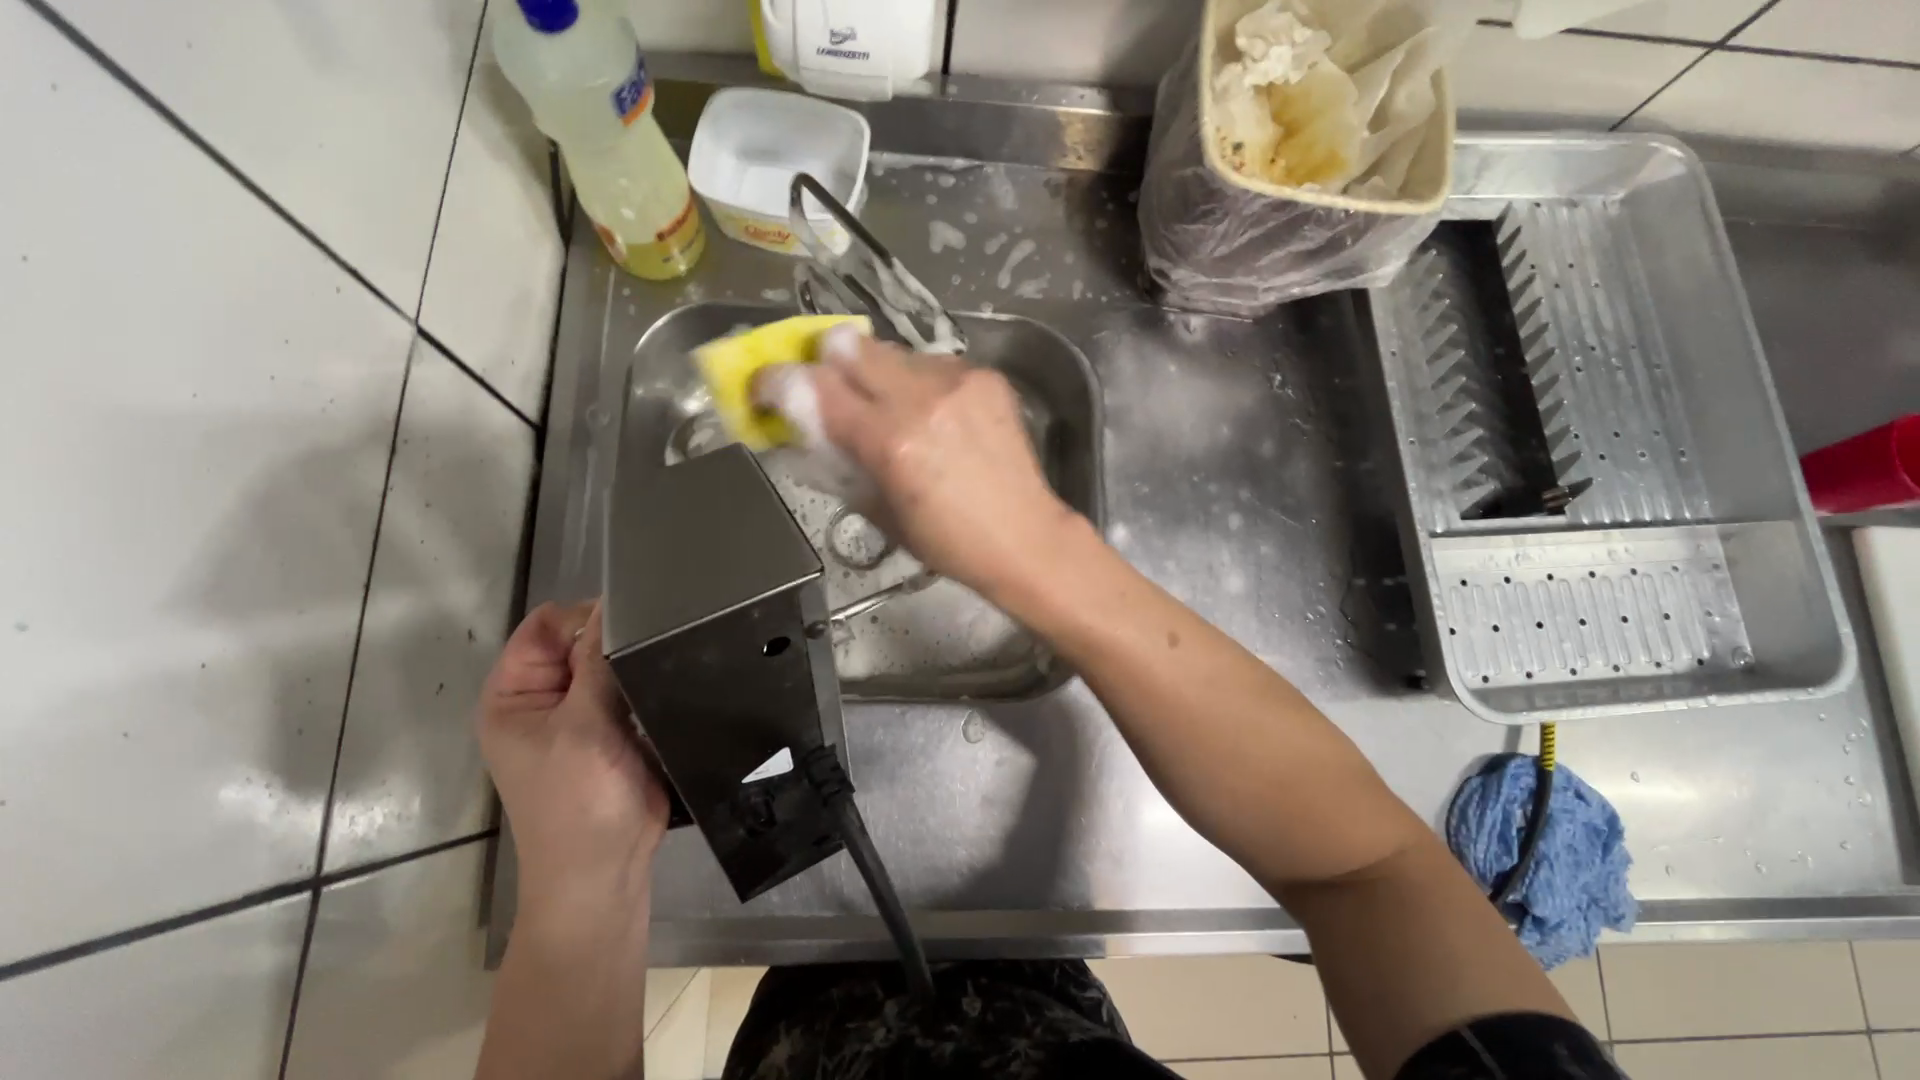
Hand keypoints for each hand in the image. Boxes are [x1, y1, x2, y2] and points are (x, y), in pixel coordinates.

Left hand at [478, 601, 670, 916]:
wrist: (605, 870)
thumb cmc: (577, 801)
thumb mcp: (581, 726)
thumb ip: (596, 663)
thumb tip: (612, 607)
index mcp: (512, 696)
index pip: (543, 628)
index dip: (582, 616)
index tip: (630, 615)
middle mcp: (543, 700)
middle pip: (579, 643)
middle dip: (613, 638)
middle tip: (657, 635)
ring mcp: (581, 718)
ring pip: (610, 666)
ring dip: (633, 662)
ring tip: (669, 656)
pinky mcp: (617, 733)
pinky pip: (632, 692)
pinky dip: (648, 684)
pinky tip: (675, 678)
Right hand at [790, 325, 1086, 598]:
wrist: (1024, 537)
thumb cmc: (947, 542)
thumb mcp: (878, 511)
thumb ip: (835, 462)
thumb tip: (798, 432)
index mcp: (890, 440)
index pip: (812, 387)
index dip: (776, 381)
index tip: (763, 385)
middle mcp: (922, 397)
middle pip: (848, 346)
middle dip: (827, 364)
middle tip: (828, 389)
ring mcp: (958, 380)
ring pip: (891, 351)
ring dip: (876, 374)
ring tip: (891, 409)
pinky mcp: (985, 376)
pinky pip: (932, 363)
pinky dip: (918, 382)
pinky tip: (933, 415)